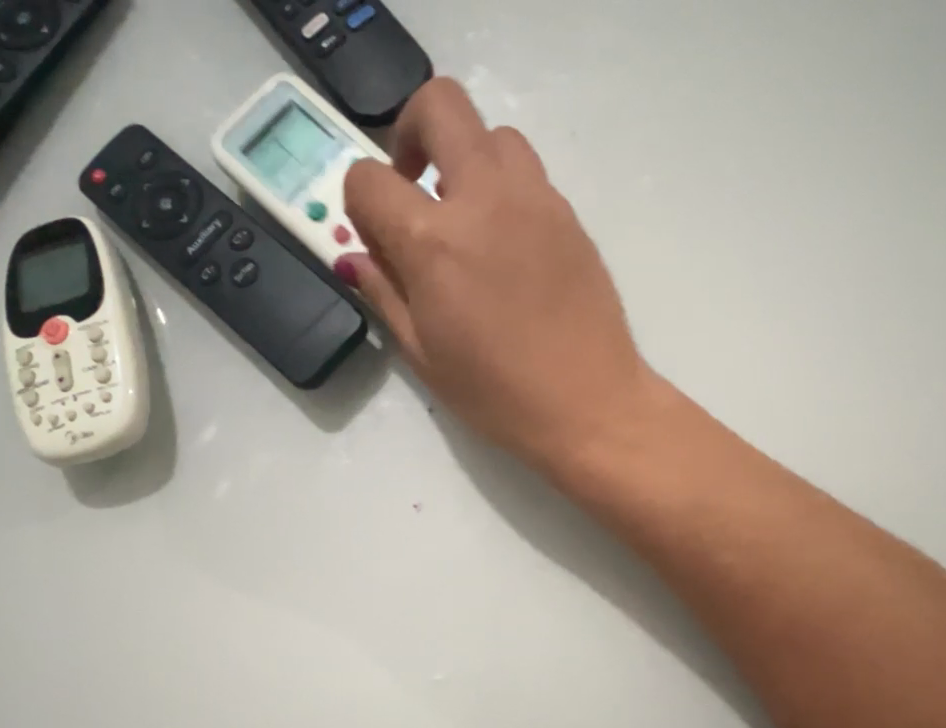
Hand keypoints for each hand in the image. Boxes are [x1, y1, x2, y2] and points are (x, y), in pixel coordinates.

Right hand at [339, 78, 659, 470]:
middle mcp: (484, 200)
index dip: (359, 202)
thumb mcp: (423, 354)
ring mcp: (535, 200)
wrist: (589, 403)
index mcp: (435, 241)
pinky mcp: (569, 214)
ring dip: (466, 157)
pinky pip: (528, 174)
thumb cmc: (497, 393)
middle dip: (411, 131)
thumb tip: (356, 258)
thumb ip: (384, 293)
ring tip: (465, 216)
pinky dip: (504, 189)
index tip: (373, 233)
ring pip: (494, 134)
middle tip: (413, 184)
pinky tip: (505, 244)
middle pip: (440, 105)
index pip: (369, 178)